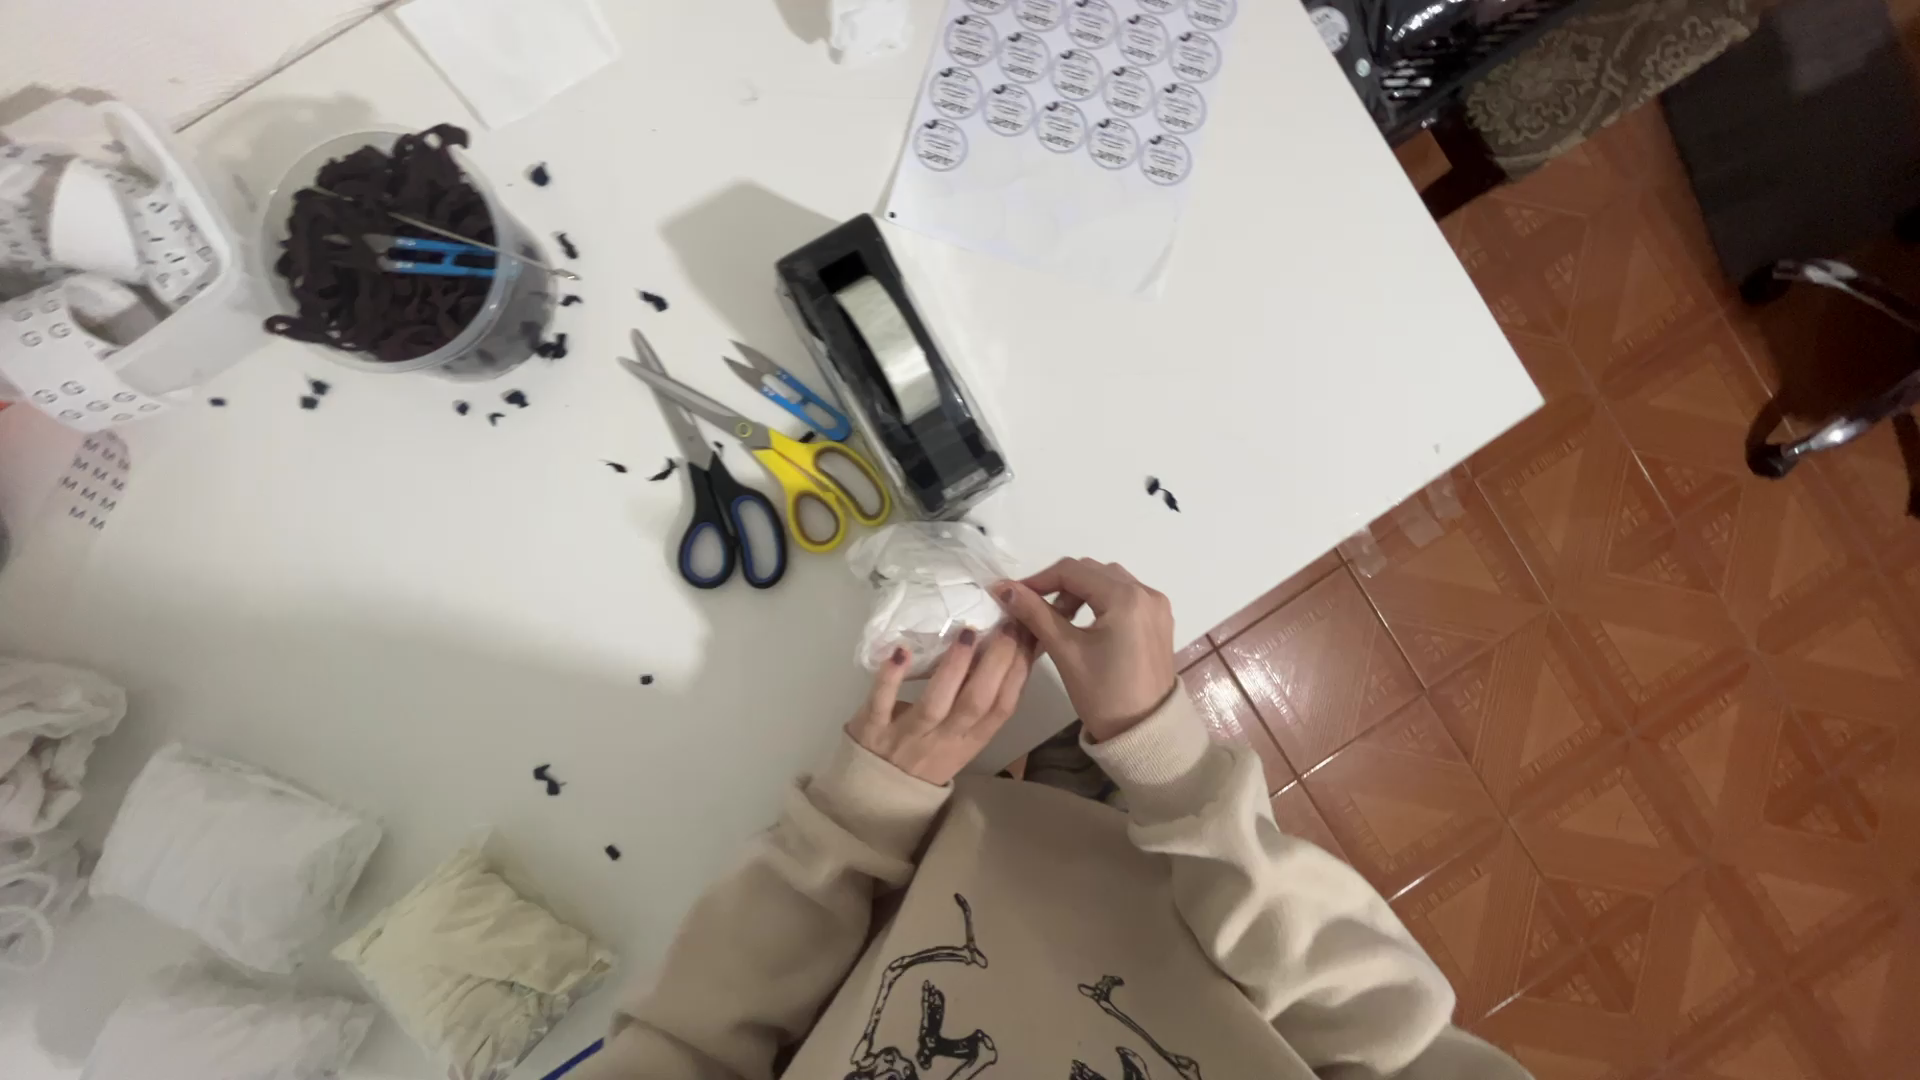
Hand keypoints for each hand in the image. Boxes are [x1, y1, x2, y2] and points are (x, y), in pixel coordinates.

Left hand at [847, 628, 1035, 785]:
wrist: (874, 798)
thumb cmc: (924, 757)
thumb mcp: (960, 740)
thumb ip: (978, 705)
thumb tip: (1004, 655)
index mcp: (969, 741)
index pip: (1002, 708)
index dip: (1018, 672)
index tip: (1027, 635)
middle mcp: (943, 739)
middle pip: (975, 703)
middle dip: (994, 664)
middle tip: (1006, 627)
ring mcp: (906, 736)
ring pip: (934, 704)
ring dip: (952, 668)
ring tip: (966, 635)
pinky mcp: (872, 729)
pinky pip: (881, 703)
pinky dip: (891, 678)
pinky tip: (902, 651)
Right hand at [996, 558, 1176, 741]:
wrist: (1146, 734)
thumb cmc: (1104, 695)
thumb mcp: (1066, 651)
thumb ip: (1035, 614)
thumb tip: (1004, 589)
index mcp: (1126, 598)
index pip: (1072, 571)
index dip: (1038, 580)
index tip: (1013, 596)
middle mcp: (1146, 592)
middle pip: (1091, 571)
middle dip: (1059, 586)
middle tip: (1034, 611)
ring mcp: (1156, 606)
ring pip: (1108, 582)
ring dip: (1079, 592)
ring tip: (1057, 620)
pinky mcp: (1159, 620)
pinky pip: (1124, 597)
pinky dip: (1099, 601)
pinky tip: (1083, 625)